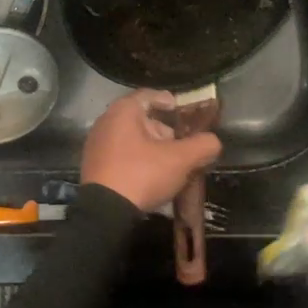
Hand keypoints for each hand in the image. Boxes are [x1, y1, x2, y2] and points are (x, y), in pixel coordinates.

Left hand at [80, 89, 220, 212]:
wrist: (104, 212)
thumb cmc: (142, 174)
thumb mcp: (180, 160)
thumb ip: (202, 146)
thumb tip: (214, 141)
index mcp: (124, 111)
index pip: (150, 95)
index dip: (170, 101)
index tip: (183, 112)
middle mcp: (106, 121)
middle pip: (141, 117)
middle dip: (164, 129)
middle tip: (180, 145)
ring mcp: (97, 143)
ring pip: (131, 137)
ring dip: (151, 146)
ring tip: (168, 163)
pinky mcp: (93, 164)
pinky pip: (121, 153)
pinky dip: (137, 158)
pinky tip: (149, 175)